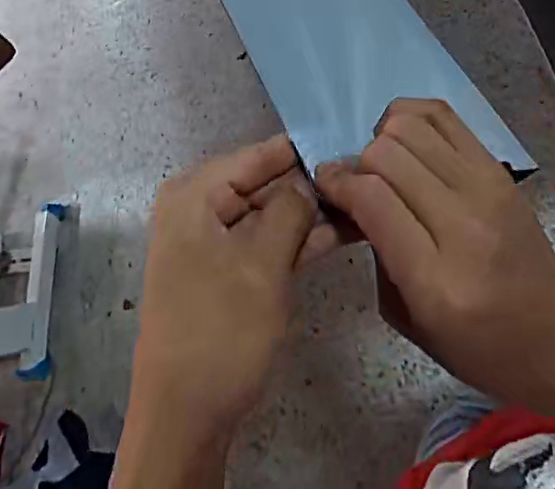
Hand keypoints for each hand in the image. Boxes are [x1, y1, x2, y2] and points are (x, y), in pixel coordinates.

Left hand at [116, 136, 336, 486]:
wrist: (186, 417)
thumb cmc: (220, 329)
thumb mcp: (262, 263)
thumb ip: (289, 209)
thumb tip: (309, 181)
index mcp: (195, 194)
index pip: (258, 155)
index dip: (304, 149)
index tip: (350, 138)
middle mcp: (200, 208)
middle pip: (265, 183)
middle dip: (312, 182)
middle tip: (369, 173)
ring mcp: (216, 242)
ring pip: (272, 214)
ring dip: (313, 212)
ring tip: (366, 200)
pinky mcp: (231, 272)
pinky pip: (269, 243)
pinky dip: (301, 239)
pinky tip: (345, 231)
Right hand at [315, 99, 554, 417]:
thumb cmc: (479, 345)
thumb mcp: (408, 318)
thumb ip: (375, 249)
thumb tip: (348, 191)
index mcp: (437, 280)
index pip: (372, 199)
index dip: (337, 182)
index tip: (325, 183)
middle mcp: (464, 225)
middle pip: (386, 155)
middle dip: (357, 163)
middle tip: (356, 183)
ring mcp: (486, 188)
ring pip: (410, 127)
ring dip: (382, 139)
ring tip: (384, 164)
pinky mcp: (498, 168)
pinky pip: (442, 115)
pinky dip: (410, 117)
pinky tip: (405, 141)